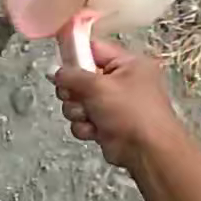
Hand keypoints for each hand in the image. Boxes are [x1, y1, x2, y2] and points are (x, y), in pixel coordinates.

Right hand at [50, 38, 181, 168]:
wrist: (147, 151)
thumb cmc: (130, 113)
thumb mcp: (98, 86)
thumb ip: (71, 75)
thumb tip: (54, 72)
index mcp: (128, 64)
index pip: (94, 49)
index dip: (74, 54)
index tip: (58, 63)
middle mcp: (120, 81)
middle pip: (80, 77)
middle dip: (73, 91)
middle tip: (76, 96)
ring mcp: (112, 104)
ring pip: (77, 101)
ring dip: (77, 111)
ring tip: (90, 117)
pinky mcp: (105, 123)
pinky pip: (82, 119)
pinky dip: (84, 126)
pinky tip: (95, 131)